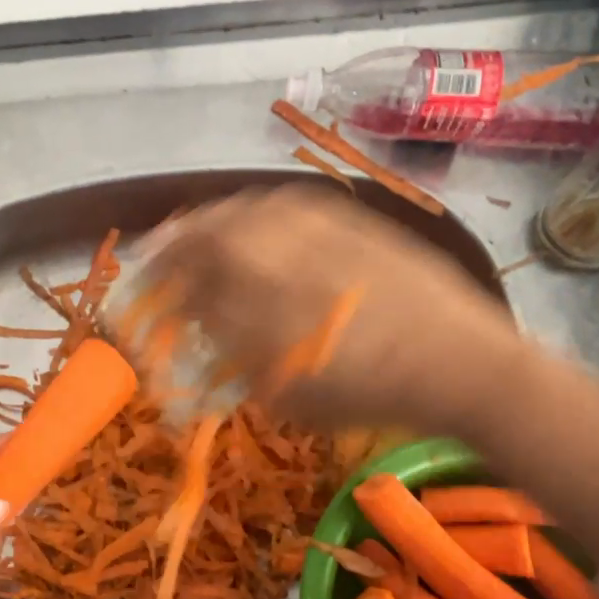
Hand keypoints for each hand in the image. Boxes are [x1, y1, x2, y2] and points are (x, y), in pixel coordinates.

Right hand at [141, 183, 530, 436]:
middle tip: (157, 251)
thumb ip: (234, 358)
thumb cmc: (368, 392)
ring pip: (247, 211)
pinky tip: (257, 222)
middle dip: (173, 242)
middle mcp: (281, 250)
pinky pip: (289, 205)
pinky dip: (258, 211)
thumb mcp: (286, 393)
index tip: (139, 287)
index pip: (188, 278)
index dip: (156, 281)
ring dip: (212, 221)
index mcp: (260, 297)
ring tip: (197, 232)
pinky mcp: (351, 221)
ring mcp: (319, 229)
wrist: (460, 361)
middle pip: (209, 232)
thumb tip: (200, 330)